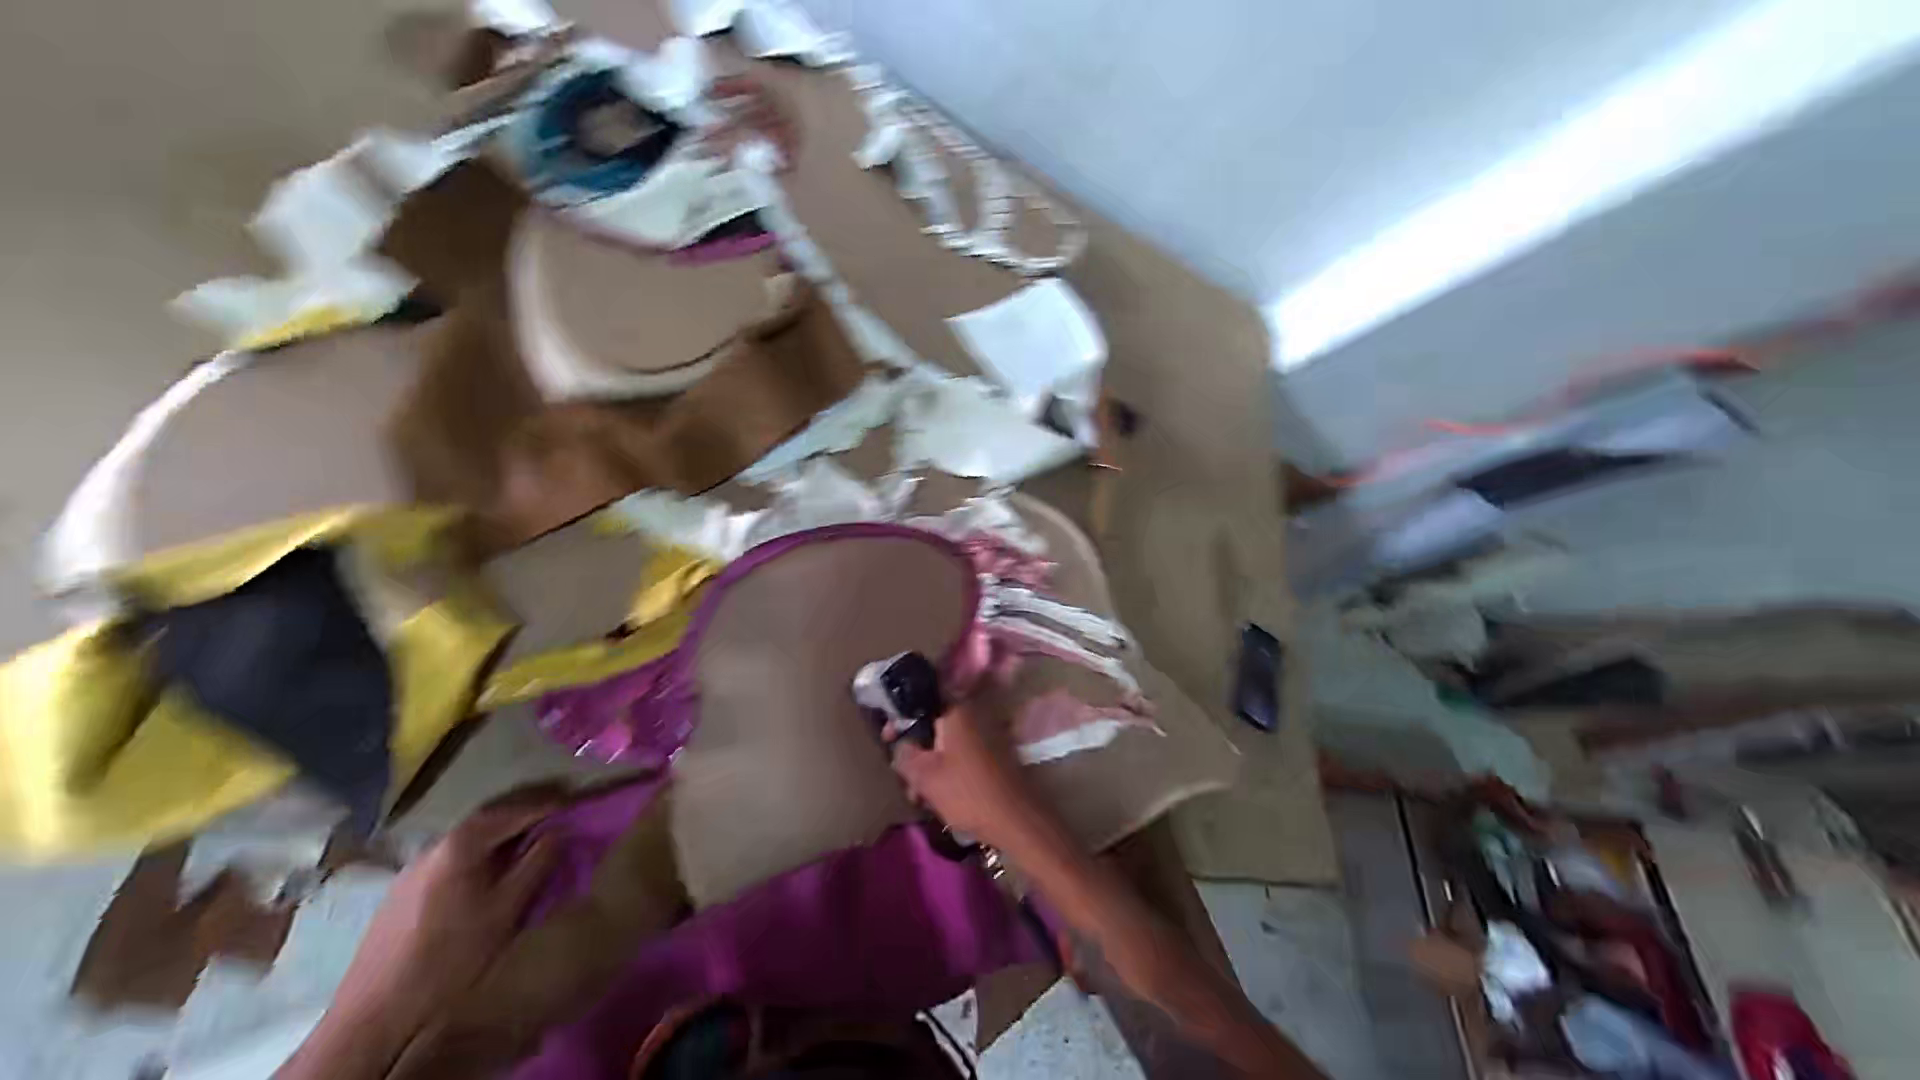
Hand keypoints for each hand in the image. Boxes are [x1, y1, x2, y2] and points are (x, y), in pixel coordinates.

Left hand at [322, 796, 562, 1050]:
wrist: (375, 1016)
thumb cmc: (452, 958)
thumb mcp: (508, 908)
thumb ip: (538, 862)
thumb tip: (561, 830)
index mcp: (461, 844)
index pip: (515, 808)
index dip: (550, 802)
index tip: (577, 800)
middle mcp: (434, 845)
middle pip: (490, 816)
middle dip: (527, 812)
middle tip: (561, 813)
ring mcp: (414, 867)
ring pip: (471, 838)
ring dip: (504, 833)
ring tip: (533, 839)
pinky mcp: (403, 890)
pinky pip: (454, 856)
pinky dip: (483, 851)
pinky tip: (493, 869)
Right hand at [890, 701, 1040, 848]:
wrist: (1017, 820)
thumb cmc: (967, 792)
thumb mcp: (924, 775)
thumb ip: (904, 753)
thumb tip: (900, 743)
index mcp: (956, 710)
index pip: (921, 699)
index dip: (900, 716)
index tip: (888, 738)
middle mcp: (974, 715)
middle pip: (933, 724)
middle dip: (915, 749)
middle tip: (904, 775)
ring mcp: (988, 734)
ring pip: (947, 743)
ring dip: (930, 764)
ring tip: (919, 796)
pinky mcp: (995, 755)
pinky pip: (963, 754)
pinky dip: (948, 770)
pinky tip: (940, 796)